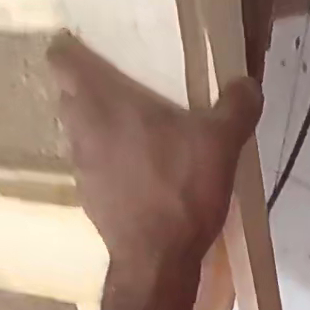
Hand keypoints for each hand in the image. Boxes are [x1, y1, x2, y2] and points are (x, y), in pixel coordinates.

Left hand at [49, 33, 261, 266]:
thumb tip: (248, 84)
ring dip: (109, 134)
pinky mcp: (91, 199)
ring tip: (149, 145)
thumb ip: (236, 108)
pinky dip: (119, 171)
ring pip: (86, 135)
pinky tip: (150, 184)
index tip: (106, 56)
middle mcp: (79, 127)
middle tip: (137, 100)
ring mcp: (80, 166)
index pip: (61, 55)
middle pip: (74, 95)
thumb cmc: (182, 189)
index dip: (78, 51)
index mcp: (100, 100)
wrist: (159, 258)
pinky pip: (99, 171)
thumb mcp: (221, 144)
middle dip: (99, 94)